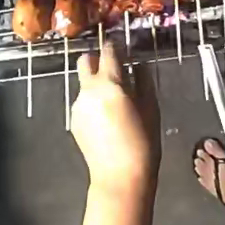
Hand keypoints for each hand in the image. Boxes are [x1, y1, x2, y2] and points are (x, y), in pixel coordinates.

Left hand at [70, 46, 158, 194]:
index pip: (109, 52)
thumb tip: (138, 65)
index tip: (122, 47)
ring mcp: (78, 105)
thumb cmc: (143, 144)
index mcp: (110, 84)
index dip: (116, 46)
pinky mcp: (73, 119)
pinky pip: (83, 101)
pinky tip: (106, 121)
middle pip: (86, 60)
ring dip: (96, 84)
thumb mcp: (151, 109)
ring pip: (84, 83)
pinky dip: (93, 103)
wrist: (119, 178)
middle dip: (98, 60)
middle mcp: (89, 90)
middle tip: (114, 71)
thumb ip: (143, 81)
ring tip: (115, 104)